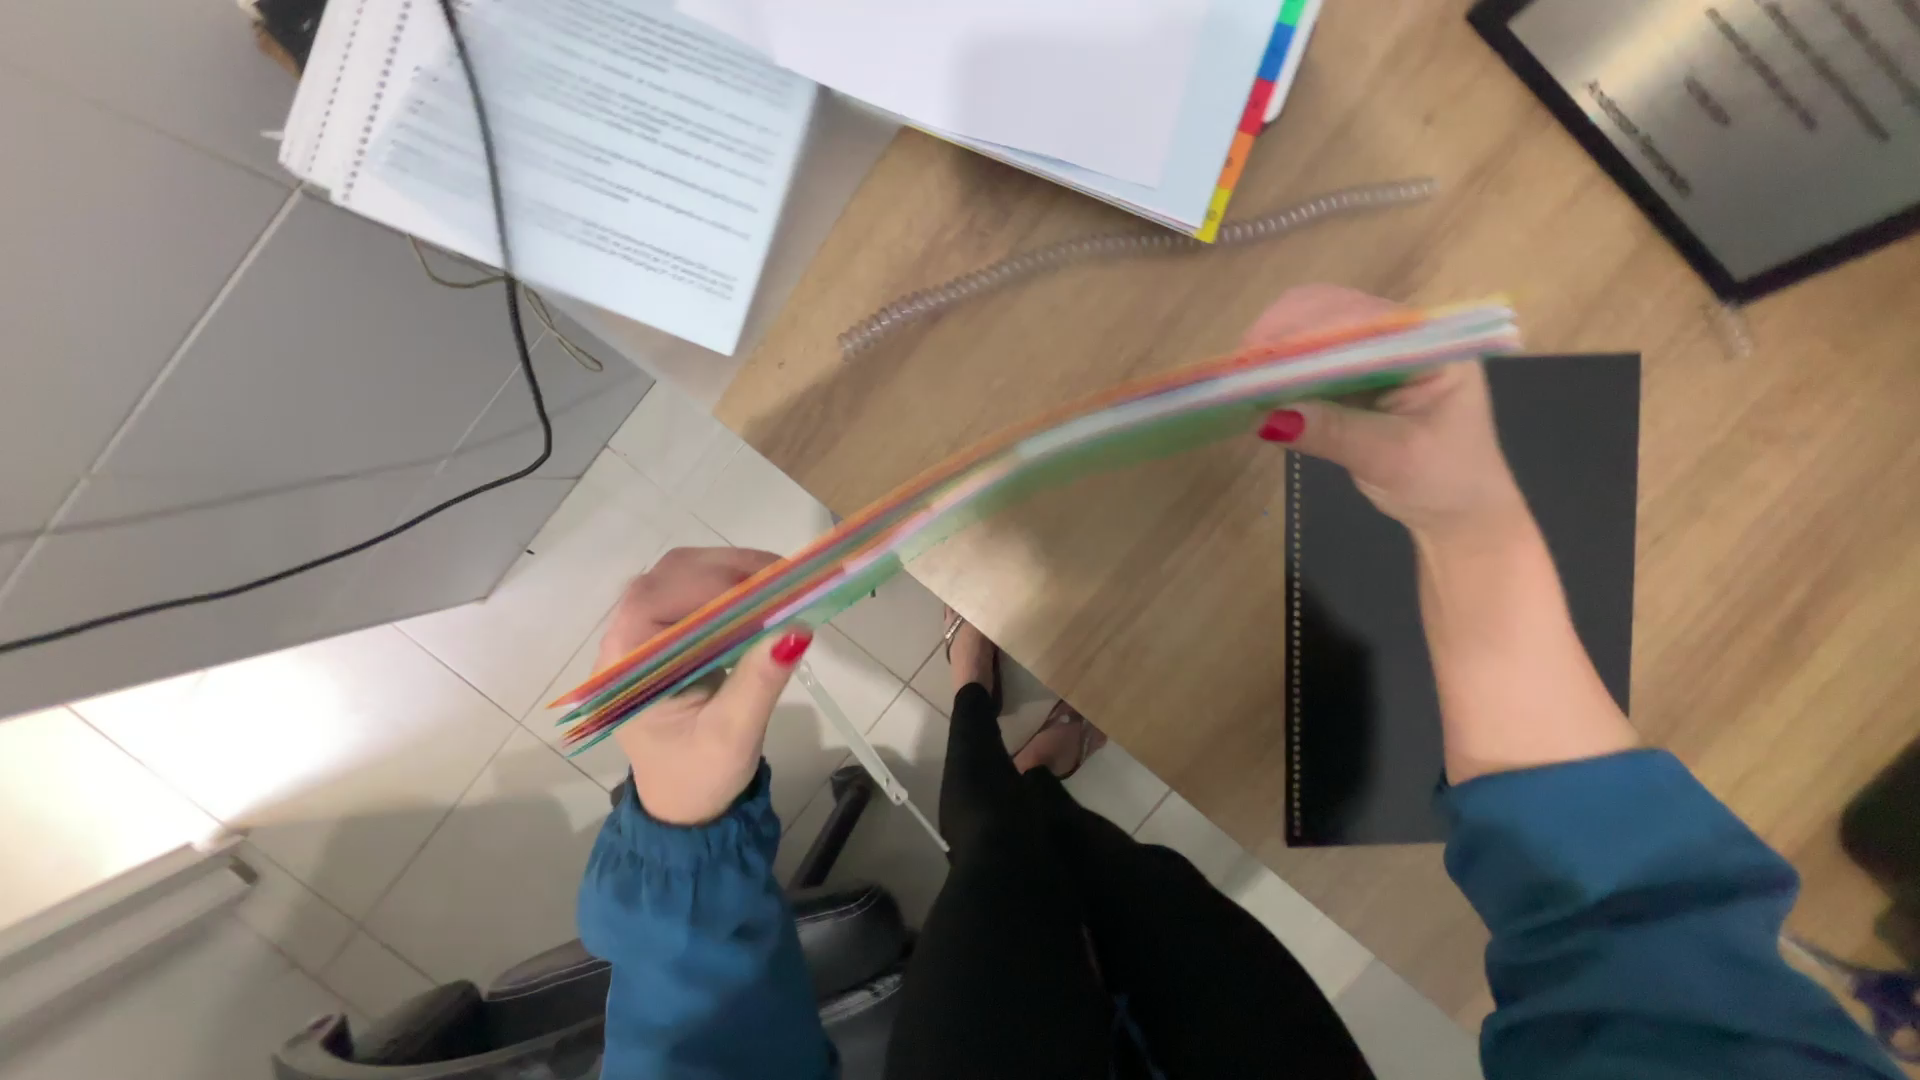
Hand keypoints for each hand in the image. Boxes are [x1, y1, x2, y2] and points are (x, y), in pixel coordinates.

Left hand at [597, 547, 812, 825]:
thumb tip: (796, 629)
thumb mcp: (733, 735)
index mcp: (625, 666)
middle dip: (726, 568)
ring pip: (682, 577)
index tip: (766, 588)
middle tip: (784, 579)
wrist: (686, 808)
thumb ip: (759, 681)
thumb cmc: (701, 776)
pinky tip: (763, 597)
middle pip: (669, 576)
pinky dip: (731, 586)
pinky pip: (695, 594)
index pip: (655, 598)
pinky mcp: (669, 637)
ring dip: (731, 571)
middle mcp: (626, 641)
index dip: (709, 583)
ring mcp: (646, 636)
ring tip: (780, 584)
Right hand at [1244, 285, 1529, 544]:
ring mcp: (1375, 354)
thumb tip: (1267, 417)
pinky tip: (1256, 389)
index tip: (1258, 355)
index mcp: (1429, 344)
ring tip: (1242, 380)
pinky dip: (1281, 370)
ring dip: (1276, 349)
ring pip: (1314, 329)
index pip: (1360, 319)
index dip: (1306, 331)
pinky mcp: (1353, 376)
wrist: (1458, 512)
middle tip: (1240, 370)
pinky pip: (1310, 360)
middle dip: (1282, 333)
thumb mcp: (1389, 457)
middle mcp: (1400, 337)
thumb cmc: (1442, 481)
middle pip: (1331, 310)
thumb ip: (1333, 432)